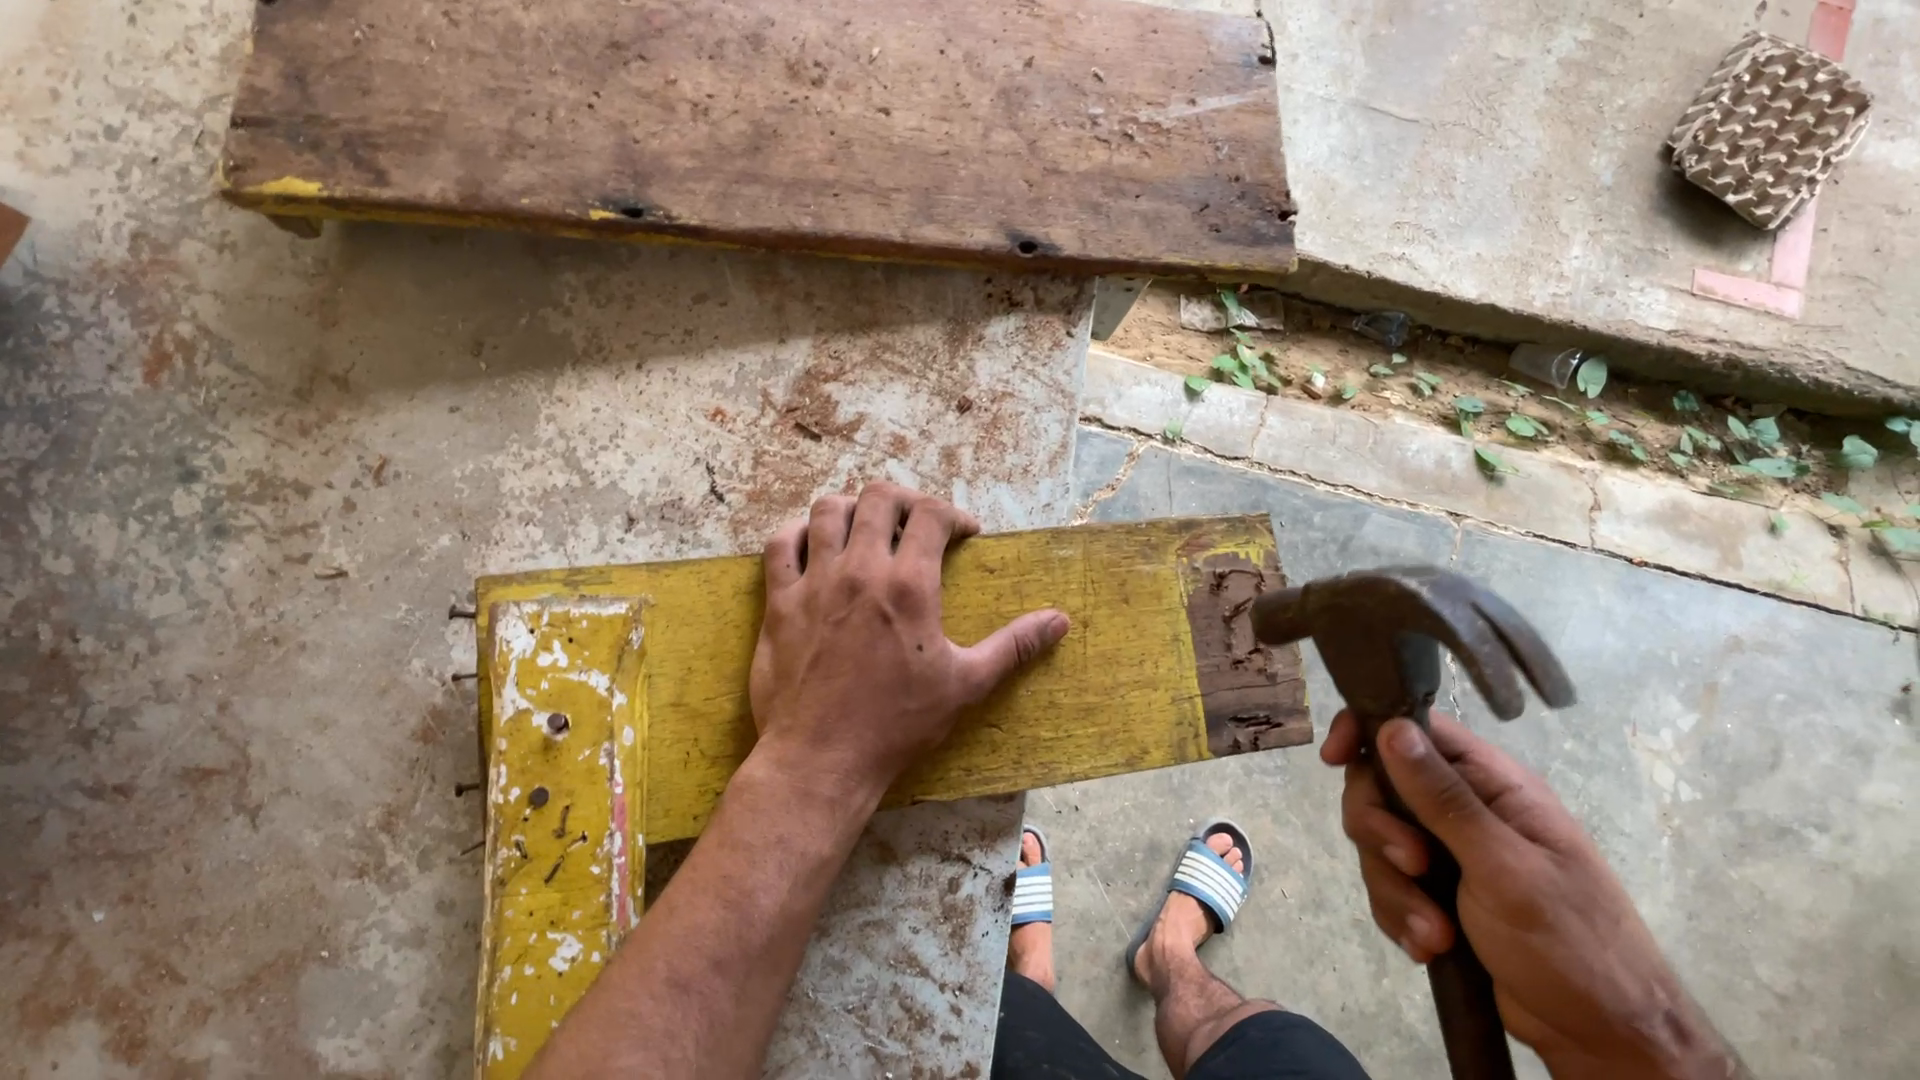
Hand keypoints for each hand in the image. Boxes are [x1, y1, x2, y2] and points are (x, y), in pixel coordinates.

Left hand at [748, 483, 1070, 801]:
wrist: (822, 758)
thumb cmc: (897, 725)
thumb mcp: (966, 685)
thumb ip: (1014, 646)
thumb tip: (1060, 621)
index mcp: (909, 585)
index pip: (932, 515)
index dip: (954, 514)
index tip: (963, 534)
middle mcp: (860, 570)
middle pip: (879, 497)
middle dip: (905, 501)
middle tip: (916, 525)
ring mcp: (814, 582)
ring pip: (828, 510)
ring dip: (853, 509)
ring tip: (867, 529)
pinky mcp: (780, 601)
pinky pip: (780, 544)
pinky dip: (797, 532)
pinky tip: (813, 545)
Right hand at [1323, 711, 1742, 1079]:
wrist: (1601, 1037)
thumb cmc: (1572, 943)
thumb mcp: (1505, 867)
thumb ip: (1444, 798)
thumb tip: (1392, 727)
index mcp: (1493, 784)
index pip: (1416, 729)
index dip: (1367, 732)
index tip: (1334, 759)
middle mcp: (1466, 808)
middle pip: (1380, 788)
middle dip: (1382, 833)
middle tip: (1413, 867)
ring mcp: (1448, 851)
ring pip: (1377, 842)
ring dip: (1395, 890)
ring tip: (1435, 933)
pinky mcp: (1436, 892)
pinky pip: (1387, 884)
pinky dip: (1399, 915)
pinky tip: (1430, 945)